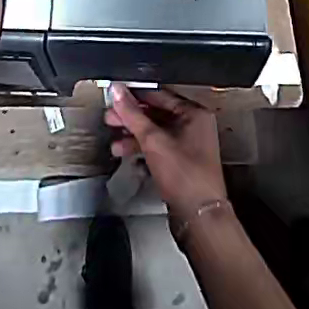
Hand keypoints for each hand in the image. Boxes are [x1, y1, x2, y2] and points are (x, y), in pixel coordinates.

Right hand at [105, 83, 225, 215]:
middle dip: (131, 118)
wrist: (198, 217)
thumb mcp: (153, 140)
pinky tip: (126, 154)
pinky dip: (143, 149)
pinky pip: (159, 148)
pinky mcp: (181, 164)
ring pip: (156, 133)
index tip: (117, 96)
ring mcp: (189, 146)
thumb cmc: (185, 176)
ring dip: (134, 135)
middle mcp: (195, 126)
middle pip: (157, 114)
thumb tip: (118, 91)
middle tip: (111, 118)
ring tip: (114, 140)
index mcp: (194, 113)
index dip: (136, 96)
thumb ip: (133, 115)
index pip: (160, 95)